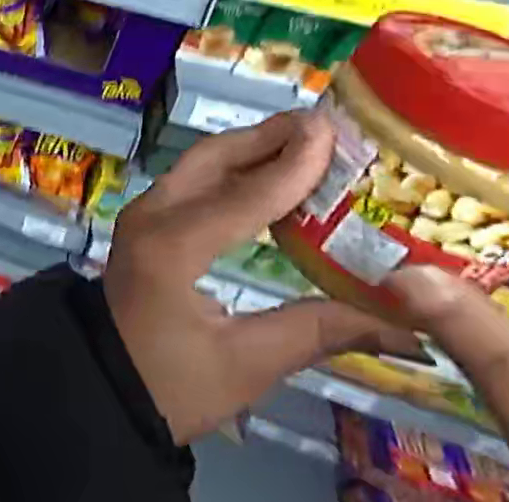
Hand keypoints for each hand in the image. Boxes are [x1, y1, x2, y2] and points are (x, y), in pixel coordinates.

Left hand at [103, 110, 420, 443]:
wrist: (104, 384)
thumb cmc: (172, 382)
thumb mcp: (246, 364)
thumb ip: (317, 332)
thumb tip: (404, 324)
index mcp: (171, 247)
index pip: (241, 197)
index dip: (291, 166)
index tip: (329, 133)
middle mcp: (151, 214)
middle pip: (212, 160)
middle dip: (266, 138)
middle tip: (321, 124)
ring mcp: (144, 212)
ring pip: (200, 165)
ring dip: (249, 148)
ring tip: (304, 139)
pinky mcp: (147, 220)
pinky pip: (192, 181)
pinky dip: (232, 170)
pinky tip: (269, 175)